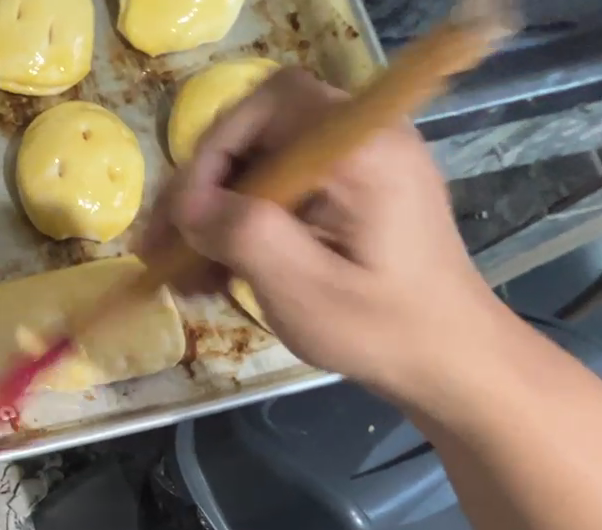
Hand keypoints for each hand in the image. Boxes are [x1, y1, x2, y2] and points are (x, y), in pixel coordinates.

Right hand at [142, 69, 516, 406]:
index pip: (270, 104)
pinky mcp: (342, 197)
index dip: (212, 151)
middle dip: (198, 191)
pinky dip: (232, 230)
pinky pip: (270, 194)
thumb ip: (246, 235)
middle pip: (254, 135)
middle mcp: (359, 143)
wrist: (442, 354)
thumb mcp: (302, 289)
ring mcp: (351, 169)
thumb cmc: (378, 327)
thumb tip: (185, 206)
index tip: (182, 217)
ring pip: (253, 168)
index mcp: (361, 153)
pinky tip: (212, 276)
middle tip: (159, 250)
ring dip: (207, 218)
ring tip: (181, 276)